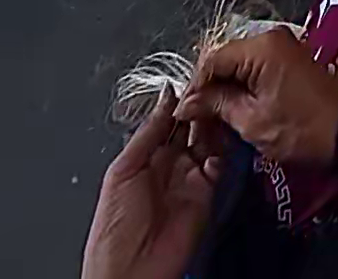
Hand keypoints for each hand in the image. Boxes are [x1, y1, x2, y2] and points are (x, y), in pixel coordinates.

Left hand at [81, 88, 221, 278]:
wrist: (130, 276)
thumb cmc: (114, 229)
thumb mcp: (123, 172)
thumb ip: (148, 131)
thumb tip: (168, 94)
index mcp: (147, 156)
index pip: (170, 119)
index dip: (183, 100)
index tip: (196, 78)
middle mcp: (171, 162)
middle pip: (193, 125)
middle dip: (202, 106)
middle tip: (212, 88)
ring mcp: (191, 175)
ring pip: (209, 138)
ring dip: (214, 122)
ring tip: (219, 106)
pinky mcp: (208, 190)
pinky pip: (221, 162)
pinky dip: (223, 150)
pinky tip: (218, 142)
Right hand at [176, 29, 337, 165]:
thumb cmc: (297, 127)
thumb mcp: (250, 119)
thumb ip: (216, 104)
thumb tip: (186, 104)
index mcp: (260, 46)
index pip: (212, 59)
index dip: (195, 87)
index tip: (184, 115)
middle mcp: (270, 36)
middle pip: (225, 59)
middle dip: (209, 89)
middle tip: (196, 122)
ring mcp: (280, 44)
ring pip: (238, 64)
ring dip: (224, 90)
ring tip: (211, 121)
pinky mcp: (287, 56)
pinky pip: (254, 66)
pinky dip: (242, 86)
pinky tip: (232, 110)